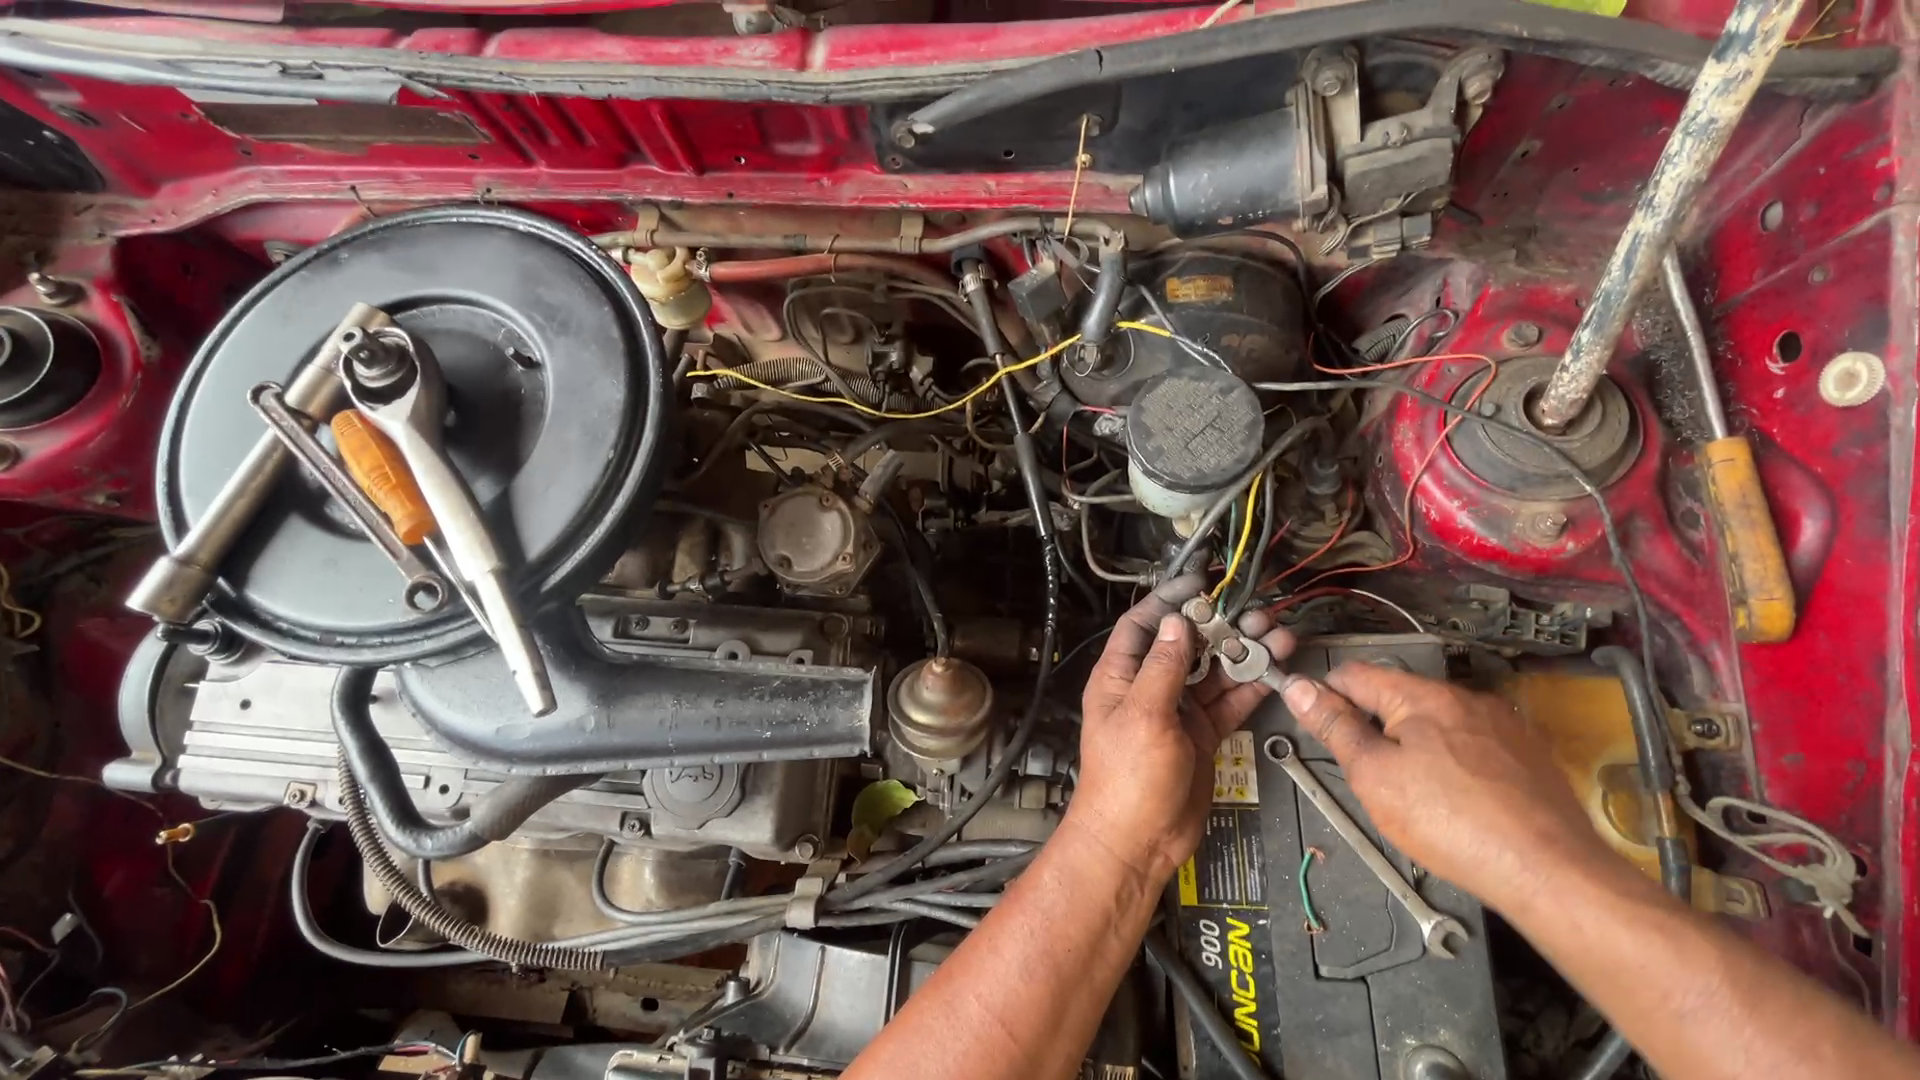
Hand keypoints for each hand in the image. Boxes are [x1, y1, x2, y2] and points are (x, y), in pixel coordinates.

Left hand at [1064, 577, 1293, 883]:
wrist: (1139, 840)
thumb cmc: (1128, 775)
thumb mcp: (1143, 714)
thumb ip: (1164, 667)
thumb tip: (1180, 621)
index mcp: (1120, 676)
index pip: (1143, 625)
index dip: (1169, 600)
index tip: (1201, 582)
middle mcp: (1150, 687)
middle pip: (1187, 644)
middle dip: (1220, 626)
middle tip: (1257, 611)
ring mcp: (1179, 711)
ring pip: (1214, 672)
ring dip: (1243, 653)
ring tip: (1279, 635)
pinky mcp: (1203, 734)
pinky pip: (1229, 702)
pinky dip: (1251, 686)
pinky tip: (1276, 669)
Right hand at [1279, 664, 1613, 912]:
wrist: (1549, 872)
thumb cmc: (1454, 824)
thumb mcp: (1373, 775)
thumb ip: (1334, 727)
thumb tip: (1300, 689)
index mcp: (1423, 696)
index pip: (1353, 674)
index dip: (1324, 695)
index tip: (1315, 724)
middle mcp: (1466, 699)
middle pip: (1396, 698)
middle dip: (1373, 727)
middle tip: (1366, 773)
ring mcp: (1502, 726)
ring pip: (1436, 724)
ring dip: (1413, 745)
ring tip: (1412, 793)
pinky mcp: (1527, 756)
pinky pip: (1472, 746)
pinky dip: (1452, 763)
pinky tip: (1454, 801)